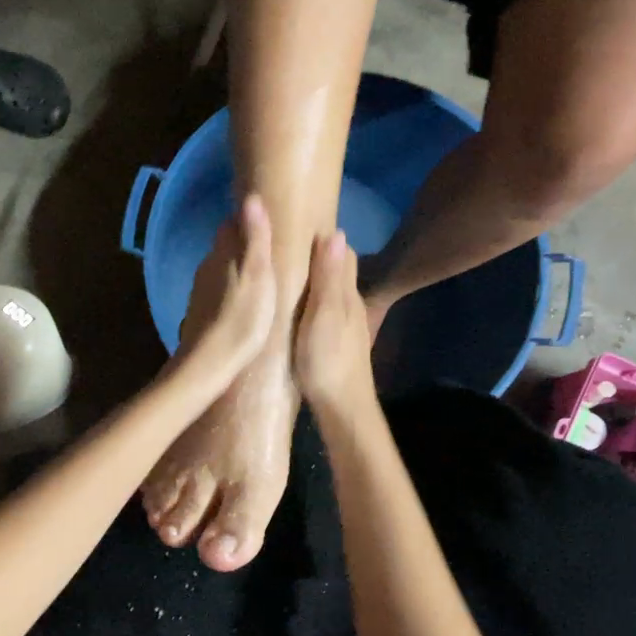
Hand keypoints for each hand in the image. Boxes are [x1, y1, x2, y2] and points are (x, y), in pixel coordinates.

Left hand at [178, 194, 277, 381]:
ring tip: (262, 277)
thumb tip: (251, 198)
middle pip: (225, 248)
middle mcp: (205, 268)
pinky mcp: (199, 315)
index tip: (269, 222)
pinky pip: (217, 293)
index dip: (248, 221)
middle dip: (243, 245)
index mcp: (221, 254)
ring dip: (237, 271)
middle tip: (271, 249)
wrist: (209, 362)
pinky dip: (230, 292)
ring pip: (219, 271)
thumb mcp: (258, 275)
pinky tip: (243, 304)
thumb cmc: (243, 317)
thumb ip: (255, 238)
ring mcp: (199, 293)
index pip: (231, 225)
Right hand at [293, 229, 373, 412]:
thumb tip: (336, 233)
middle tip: (285, 248)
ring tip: (286, 276)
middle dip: (317, 257)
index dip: (323, 239)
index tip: (296, 228)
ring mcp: (345, 327)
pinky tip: (295, 311)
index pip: (342, 254)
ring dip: (314, 281)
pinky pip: (325, 312)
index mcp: (346, 295)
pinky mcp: (336, 344)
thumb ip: (329, 278)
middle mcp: (350, 306)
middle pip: (338, 271)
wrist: (342, 407)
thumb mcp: (324, 315)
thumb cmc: (327, 360)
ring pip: (331, 293)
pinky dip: (312, 303)